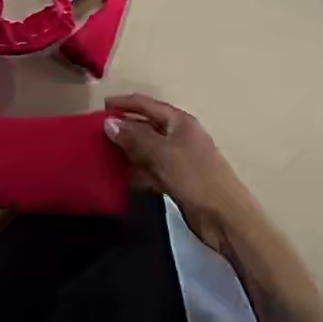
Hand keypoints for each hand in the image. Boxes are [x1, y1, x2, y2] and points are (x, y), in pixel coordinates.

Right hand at [104, 94, 255, 255]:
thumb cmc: (195, 177)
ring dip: (128, 152)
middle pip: (146, 126)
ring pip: (147, 150)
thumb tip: (109, 122)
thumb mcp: (162, 153)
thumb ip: (134, 137)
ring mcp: (178, 159)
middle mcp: (178, 135)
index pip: (146, 104)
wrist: (226, 217)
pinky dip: (138, 172)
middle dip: (123, 129)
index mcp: (179, 121)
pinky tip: (121, 178)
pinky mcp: (177, 180)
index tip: (100, 107)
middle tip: (96, 134)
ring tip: (103, 156)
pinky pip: (152, 170)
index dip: (124, 104)